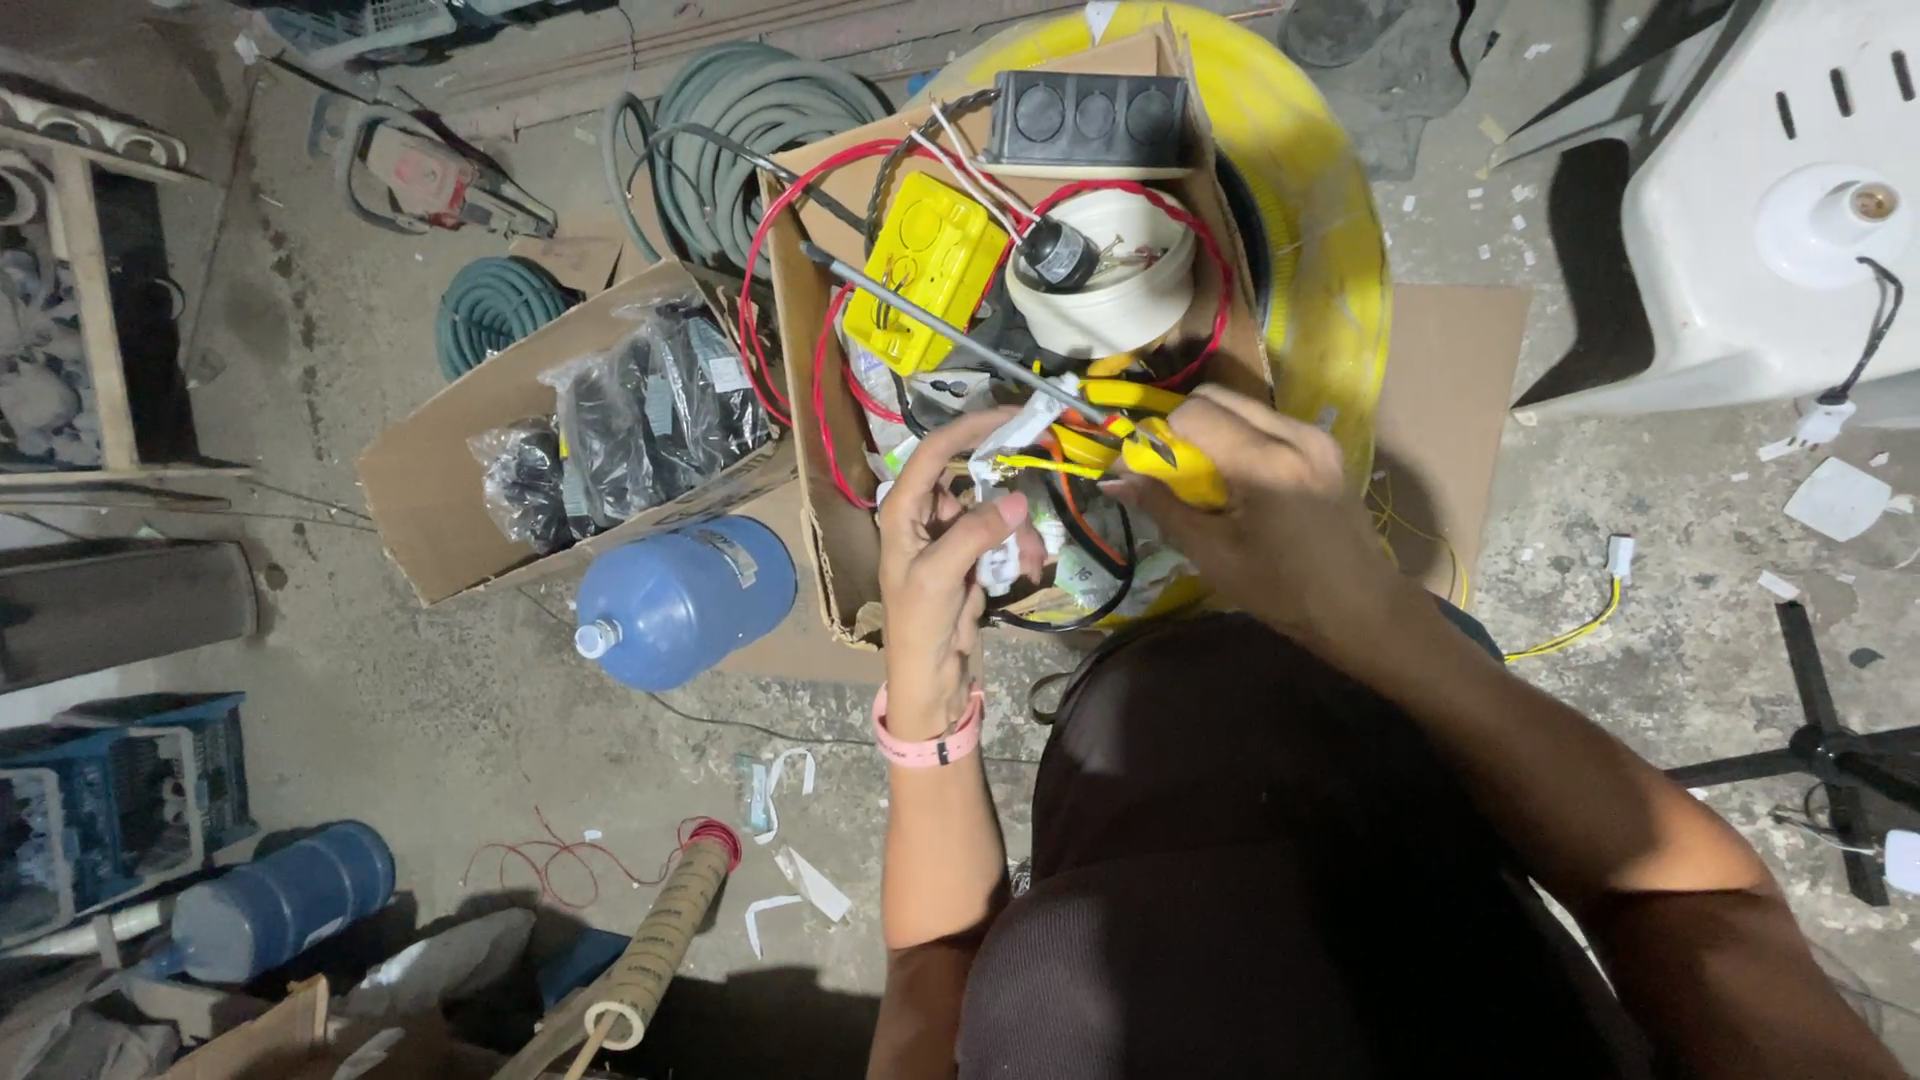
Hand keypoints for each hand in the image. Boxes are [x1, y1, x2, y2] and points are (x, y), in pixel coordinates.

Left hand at [880, 408, 1044, 740]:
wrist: (929, 675)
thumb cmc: (919, 624)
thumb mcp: (940, 576)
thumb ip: (975, 533)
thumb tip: (1017, 499)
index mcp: (902, 510)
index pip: (934, 452)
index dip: (969, 429)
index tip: (1011, 416)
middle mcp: (924, 514)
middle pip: (972, 480)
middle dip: (1006, 497)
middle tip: (1034, 507)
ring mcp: (950, 534)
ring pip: (994, 510)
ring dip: (1018, 533)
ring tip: (1031, 562)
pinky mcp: (970, 556)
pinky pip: (1001, 536)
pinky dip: (1018, 550)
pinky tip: (1029, 571)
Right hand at [1106, 384, 1410, 664]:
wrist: (1360, 607)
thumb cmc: (1281, 590)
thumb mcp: (1212, 553)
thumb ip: (1162, 507)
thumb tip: (1113, 480)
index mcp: (1264, 463)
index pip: (1192, 414)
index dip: (1157, 436)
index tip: (1143, 467)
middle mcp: (1293, 434)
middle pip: (1216, 397)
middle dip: (1181, 425)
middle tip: (1168, 467)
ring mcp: (1314, 436)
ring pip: (1241, 405)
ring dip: (1210, 429)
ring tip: (1201, 476)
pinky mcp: (1324, 445)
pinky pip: (1266, 421)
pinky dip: (1238, 437)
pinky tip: (1235, 479)